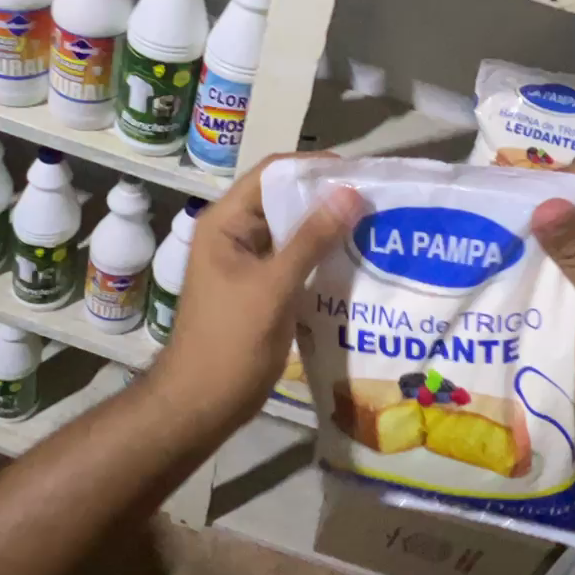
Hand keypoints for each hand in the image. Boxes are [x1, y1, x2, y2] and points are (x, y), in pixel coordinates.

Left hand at [150, 154, 363, 435]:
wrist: (201, 406)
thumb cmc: (229, 343)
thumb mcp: (274, 287)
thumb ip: (311, 239)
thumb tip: (350, 192)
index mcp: (225, 222)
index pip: (271, 173)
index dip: (312, 167)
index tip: (357, 172)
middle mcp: (235, 233)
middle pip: (284, 199)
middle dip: (325, 197)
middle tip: (373, 199)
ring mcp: (248, 262)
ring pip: (293, 230)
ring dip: (327, 226)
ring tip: (373, 223)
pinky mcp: (262, 287)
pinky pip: (295, 258)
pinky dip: (322, 254)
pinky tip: (356, 259)